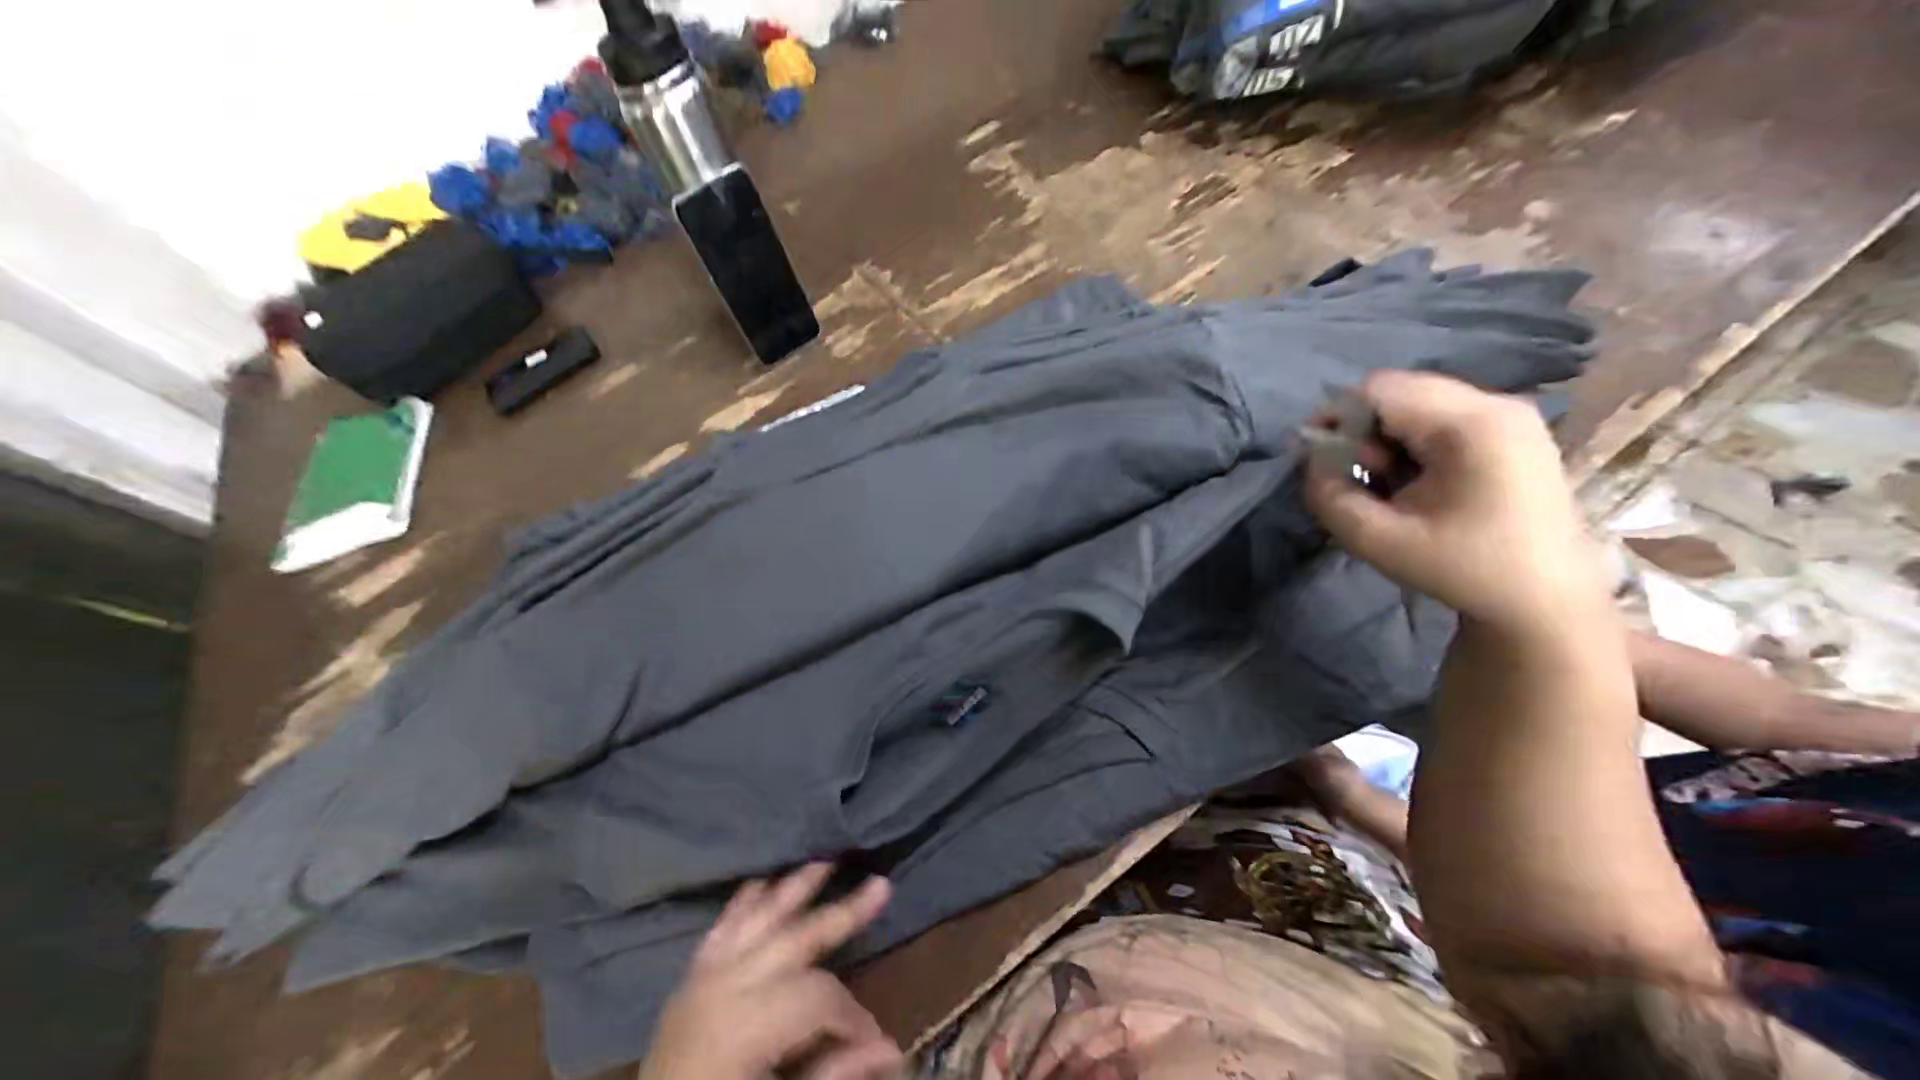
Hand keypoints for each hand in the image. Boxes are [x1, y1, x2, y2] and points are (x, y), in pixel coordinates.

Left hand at [639, 864, 900, 1079]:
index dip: (854, 1013)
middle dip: (842, 913)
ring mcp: (702, 978)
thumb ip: (831, 1073)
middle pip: (795, 939)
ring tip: (824, 861)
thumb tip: (891, 1048)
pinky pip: (721, 929)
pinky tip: (761, 883)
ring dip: (793, 889)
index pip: (819, 997)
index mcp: (748, 1025)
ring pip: (757, 919)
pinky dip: (744, 903)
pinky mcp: (688, 979)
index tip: (875, 1037)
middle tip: (880, 884)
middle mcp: (726, 988)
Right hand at [1304, 371, 1607, 631]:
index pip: (1379, 390)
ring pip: (1419, 400)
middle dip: (1363, 428)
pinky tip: (1417, 479)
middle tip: (1359, 476)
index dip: (1336, 417)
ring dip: (1387, 435)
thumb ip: (1329, 495)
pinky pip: (1443, 415)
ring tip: (1390, 482)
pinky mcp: (1513, 430)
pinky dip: (1413, 440)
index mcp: (1470, 425)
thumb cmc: (1463, 570)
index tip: (1319, 460)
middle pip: (1400, 390)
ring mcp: (1510, 415)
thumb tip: (1312, 460)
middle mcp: (1496, 404)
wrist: (1545, 600)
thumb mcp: (1377, 540)